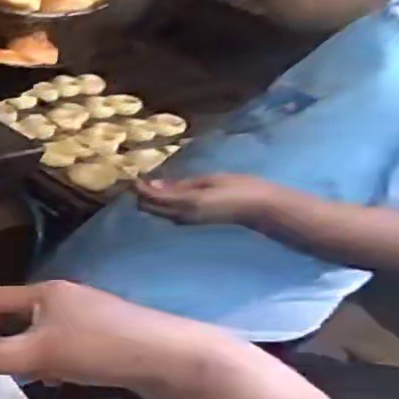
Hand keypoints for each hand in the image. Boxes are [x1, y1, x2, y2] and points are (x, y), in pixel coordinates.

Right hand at [0, 281, 244, 397]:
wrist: (181, 361)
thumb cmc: (101, 347)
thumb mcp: (36, 354)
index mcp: (43, 292)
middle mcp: (64, 298)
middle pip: (13, 314)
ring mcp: (89, 317)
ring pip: (38, 332)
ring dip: (21, 348)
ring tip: (11, 369)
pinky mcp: (109, 337)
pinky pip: (62, 344)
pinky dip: (47, 358)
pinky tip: (53, 377)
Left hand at [135, 173, 289, 226]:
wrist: (264, 208)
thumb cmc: (242, 188)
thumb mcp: (211, 180)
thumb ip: (181, 184)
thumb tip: (154, 184)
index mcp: (185, 202)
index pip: (150, 197)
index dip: (138, 187)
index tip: (134, 176)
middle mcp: (179, 215)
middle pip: (146, 207)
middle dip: (140, 194)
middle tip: (142, 180)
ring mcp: (183, 220)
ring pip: (154, 211)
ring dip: (149, 199)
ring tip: (152, 183)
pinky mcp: (189, 221)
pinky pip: (165, 213)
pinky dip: (160, 203)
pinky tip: (166, 192)